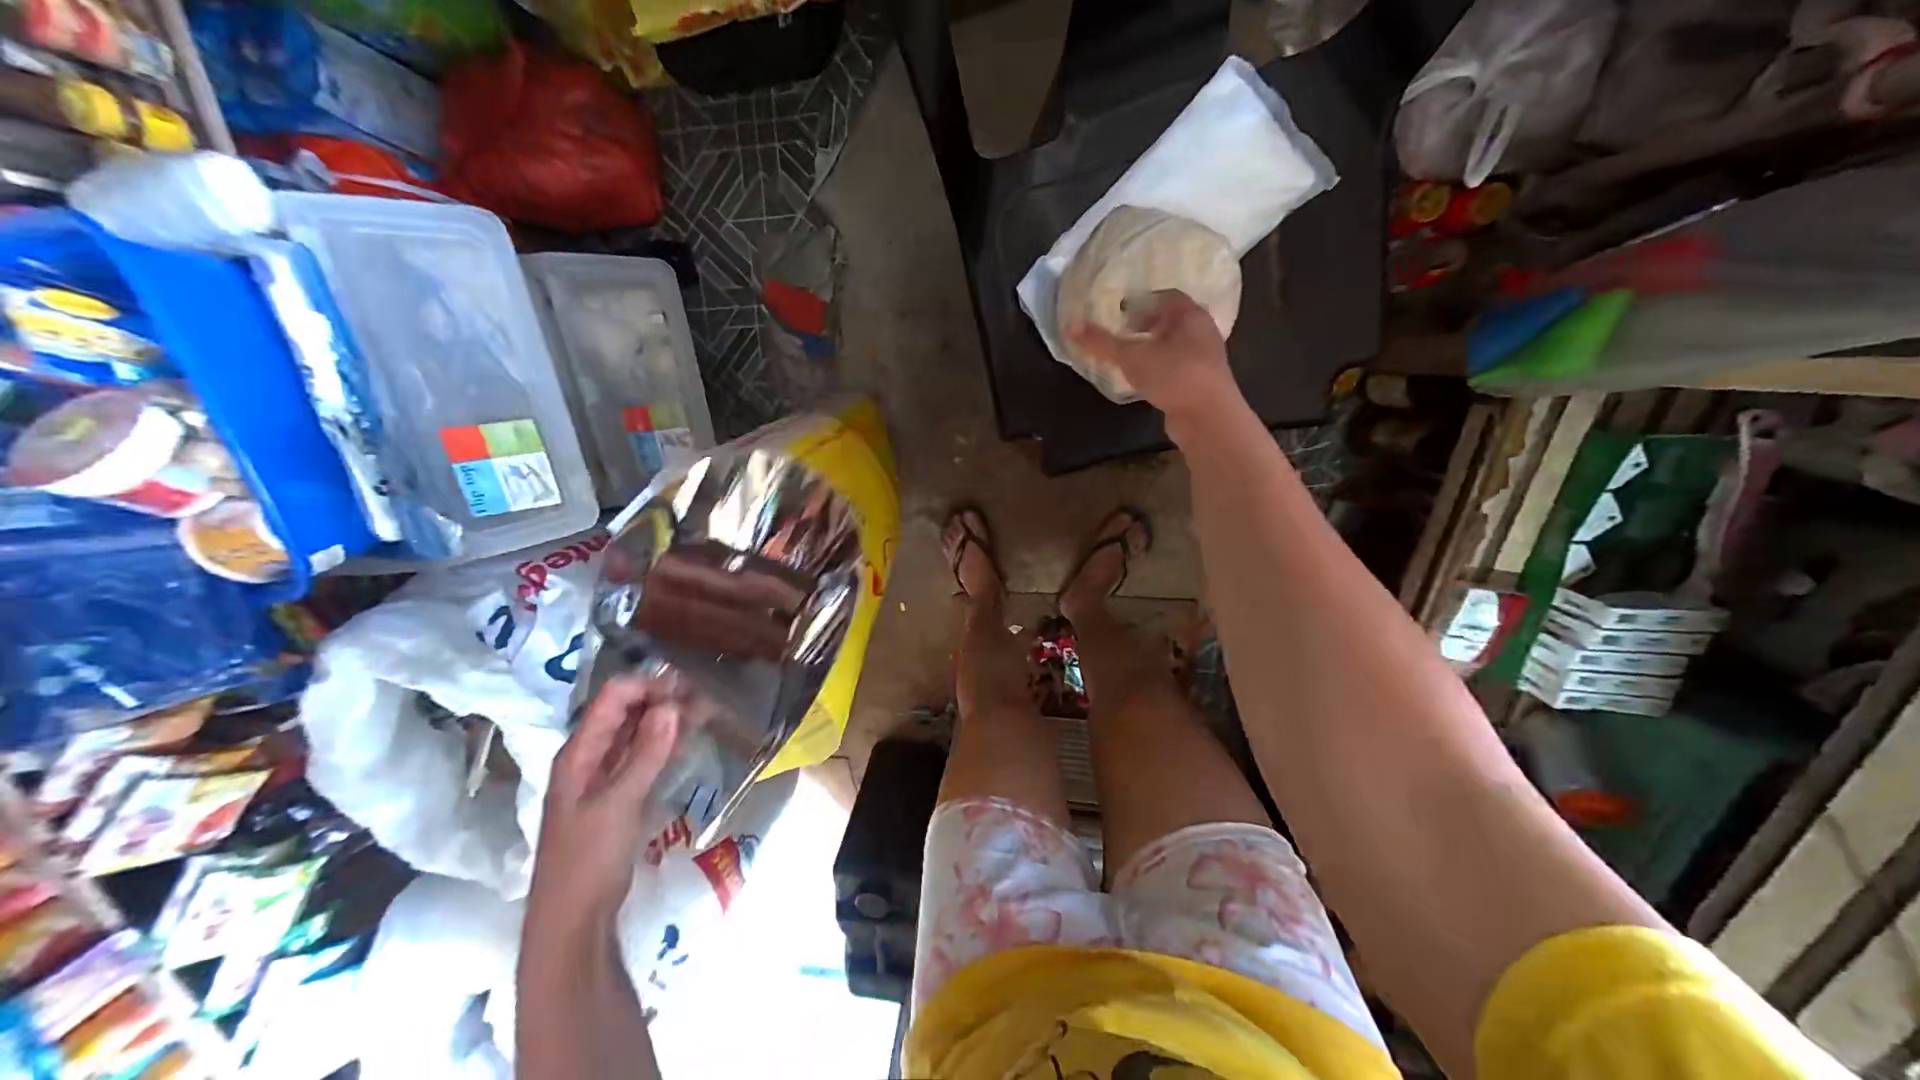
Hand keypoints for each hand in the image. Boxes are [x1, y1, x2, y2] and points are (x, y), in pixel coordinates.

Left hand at [529, 676, 681, 933]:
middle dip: (663, 700)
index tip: (689, 689)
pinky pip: (642, 758)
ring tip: (706, 714)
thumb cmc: (588, 860)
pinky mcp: (618, 797)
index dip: (649, 686)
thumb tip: (672, 706)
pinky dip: (665, 745)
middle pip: (626, 712)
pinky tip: (688, 741)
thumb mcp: (620, 804)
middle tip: (705, 700)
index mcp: (578, 753)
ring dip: (667, 721)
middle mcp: (589, 757)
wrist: (572, 921)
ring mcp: (603, 778)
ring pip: (637, 734)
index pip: (614, 697)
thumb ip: (646, 754)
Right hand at [1067, 290, 1240, 425]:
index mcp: (1190, 315)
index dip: (1143, 301)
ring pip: (1174, 346)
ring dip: (1152, 348)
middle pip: (1171, 321)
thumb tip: (1070, 326)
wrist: (1208, 418)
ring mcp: (1204, 359)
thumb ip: (1102, 342)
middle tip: (1121, 332)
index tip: (1120, 312)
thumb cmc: (1174, 375)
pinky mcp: (1200, 383)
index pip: (1167, 297)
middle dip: (1146, 325)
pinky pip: (1176, 367)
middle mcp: (1202, 332)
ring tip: (1128, 357)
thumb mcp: (1132, 357)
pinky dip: (1159, 368)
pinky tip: (1143, 379)